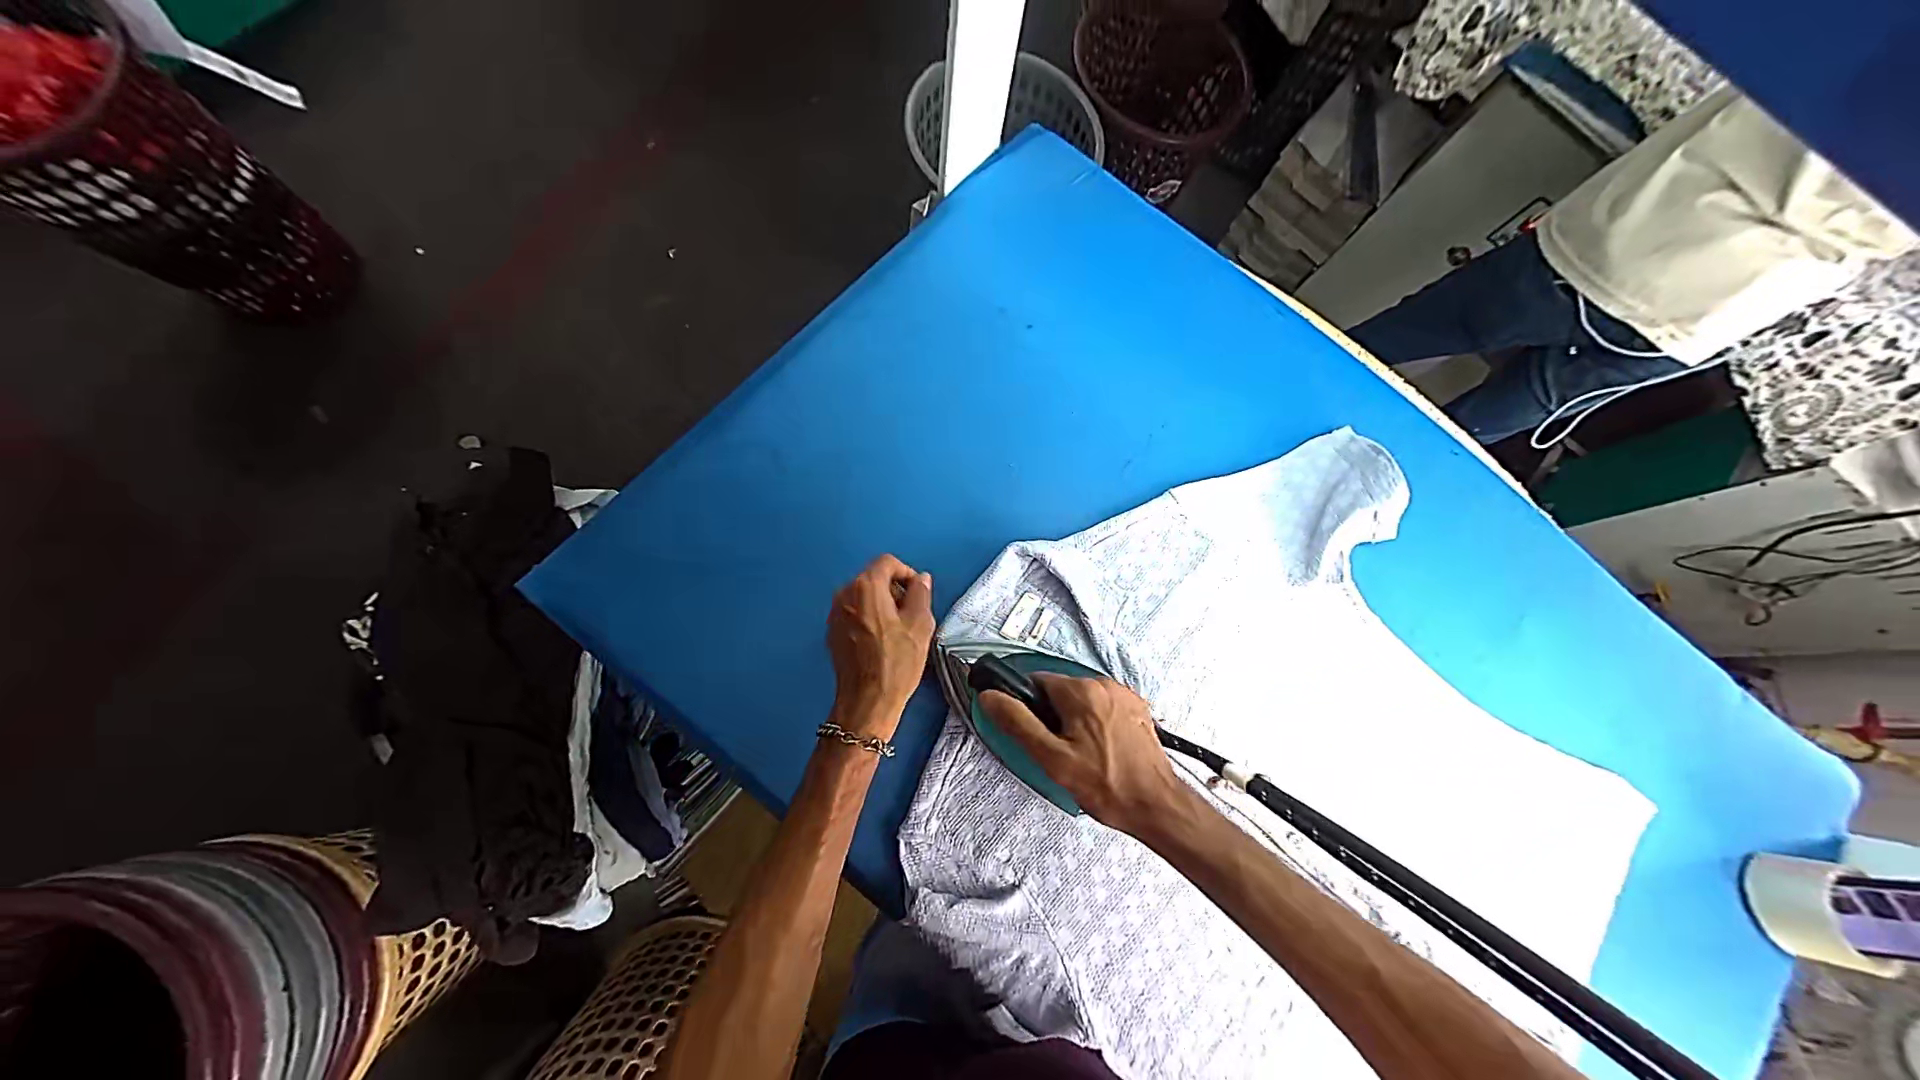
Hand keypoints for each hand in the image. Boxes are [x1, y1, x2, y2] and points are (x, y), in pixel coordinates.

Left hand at [825, 554, 935, 740]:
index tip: (918, 592)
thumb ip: (921, 594)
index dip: (907, 573)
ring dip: (883, 604)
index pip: (888, 562)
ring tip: (899, 629)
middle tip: (912, 613)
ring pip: (864, 595)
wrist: (867, 700)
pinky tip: (882, 640)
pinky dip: (869, 617)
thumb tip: (921, 580)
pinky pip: (854, 612)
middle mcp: (845, 595)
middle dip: (895, 589)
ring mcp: (835, 614)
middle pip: (874, 577)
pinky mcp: (832, 632)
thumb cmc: (895, 664)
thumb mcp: (920, 625)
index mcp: (866, 587)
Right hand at [980, 674, 1189, 835]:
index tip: (1033, 731)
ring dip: (1075, 722)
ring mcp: (1124, 697)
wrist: (1157, 806)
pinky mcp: (1137, 711)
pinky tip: (1102, 752)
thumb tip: (991, 697)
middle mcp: (1105, 686)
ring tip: (1083, 756)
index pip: (1036, 682)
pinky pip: (1104, 708)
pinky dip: (1097, 725)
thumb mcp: (1051, 759)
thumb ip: (1017, 722)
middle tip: (1059, 752)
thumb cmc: (1108, 786)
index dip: (1028, 707)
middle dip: (1053, 717)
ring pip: (1082, 701)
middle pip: (1060, 692)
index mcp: (1082, 691)